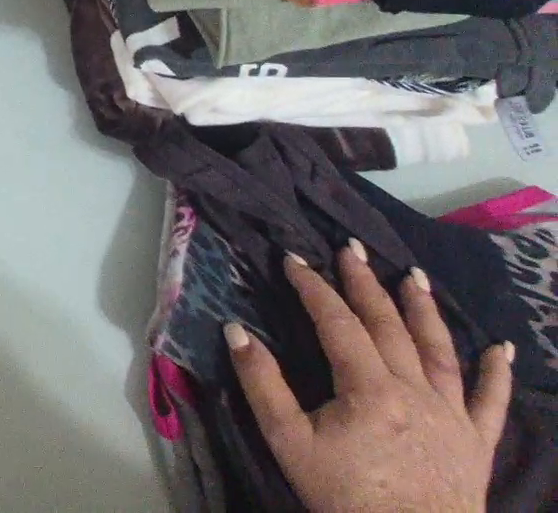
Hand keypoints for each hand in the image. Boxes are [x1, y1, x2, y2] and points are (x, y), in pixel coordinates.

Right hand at [227, 242, 515, 512]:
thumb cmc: (344, 494)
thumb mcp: (287, 439)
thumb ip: (262, 382)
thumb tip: (236, 330)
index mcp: (370, 390)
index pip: (338, 323)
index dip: (314, 287)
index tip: (293, 258)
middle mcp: (417, 394)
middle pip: (390, 327)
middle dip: (366, 284)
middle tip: (351, 249)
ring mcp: (454, 418)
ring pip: (441, 352)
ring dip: (424, 310)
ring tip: (413, 276)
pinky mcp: (477, 443)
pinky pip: (491, 402)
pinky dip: (497, 373)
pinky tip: (500, 348)